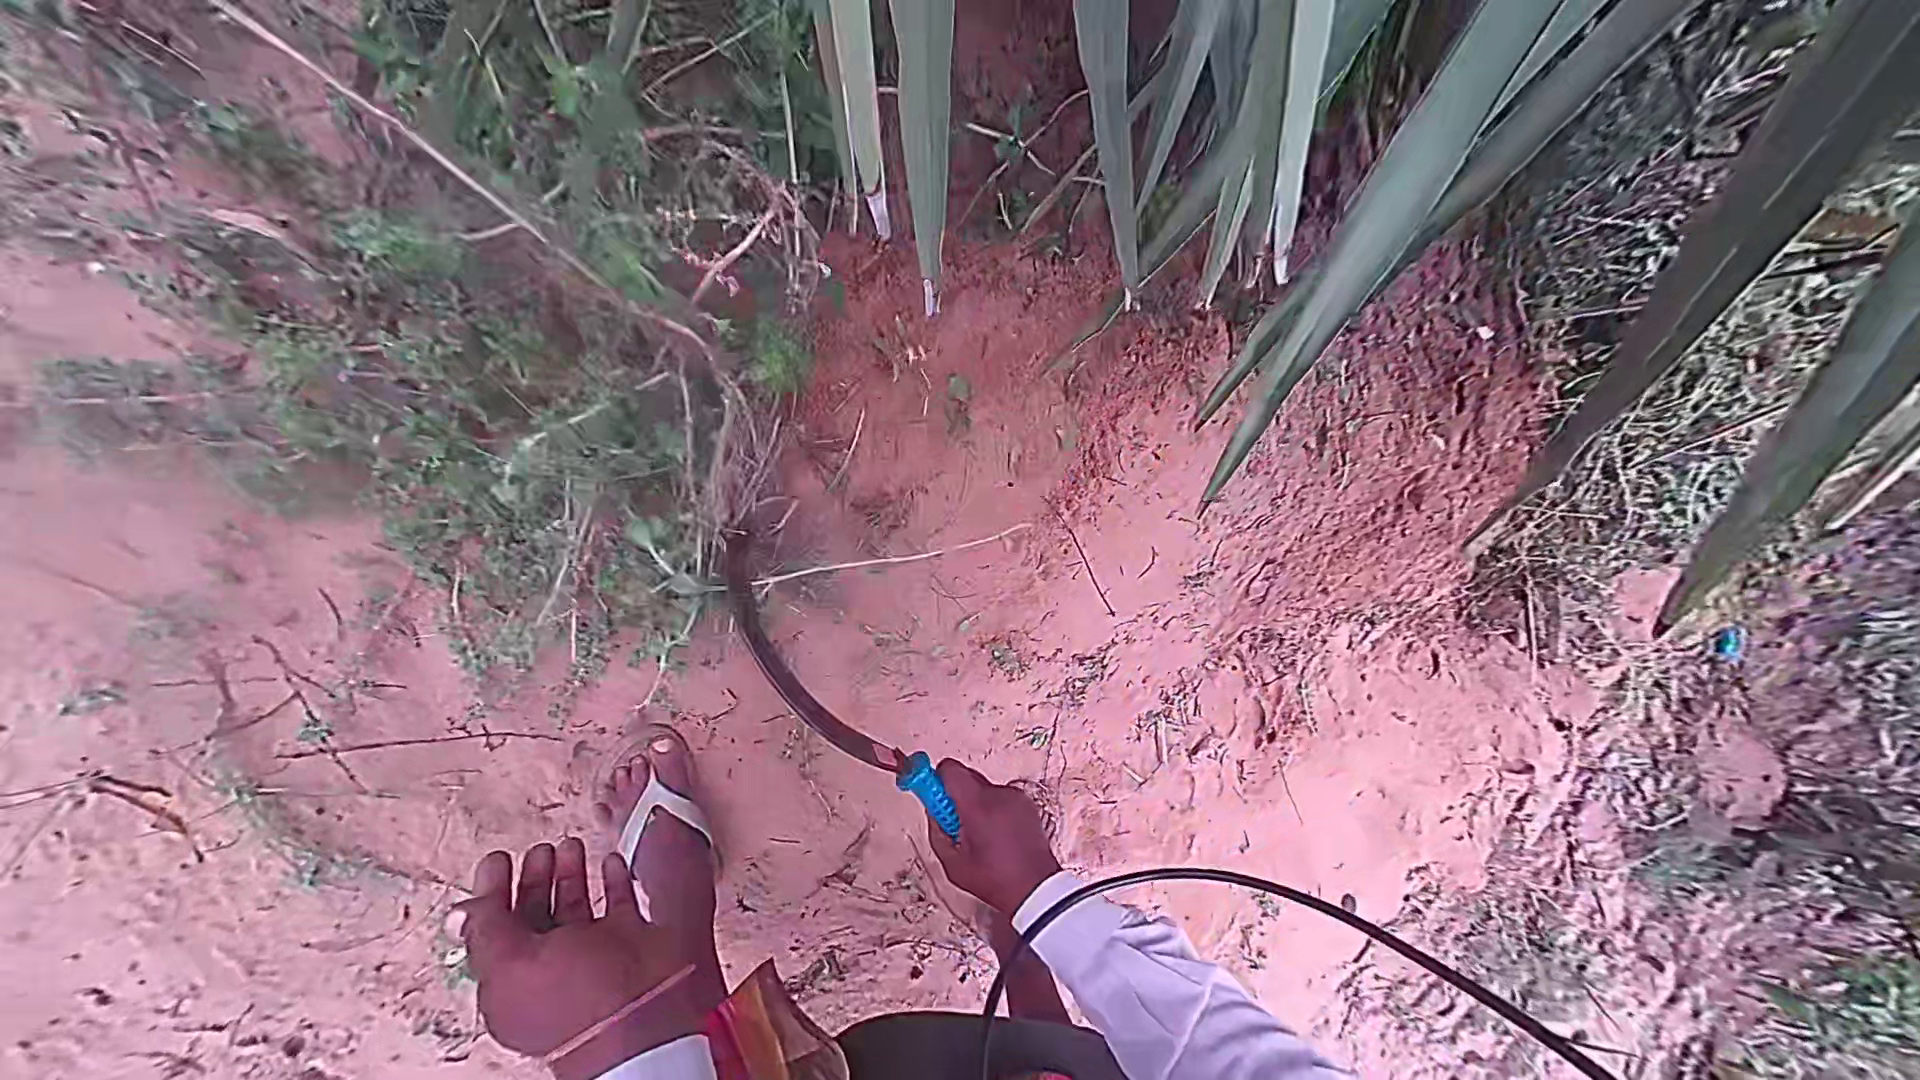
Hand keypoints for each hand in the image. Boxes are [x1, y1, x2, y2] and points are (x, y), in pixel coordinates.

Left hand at [450, 839, 709, 1079]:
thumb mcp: (514, 964)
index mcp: (514, 978)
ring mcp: (593, 949)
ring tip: (571, 846)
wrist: (643, 1005)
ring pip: (575, 903)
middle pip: (537, 913)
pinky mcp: (628, 935)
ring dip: (571, 872)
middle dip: (535, 878)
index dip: (493, 892)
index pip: (496, 928)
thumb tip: (464, 909)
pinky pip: (617, 899)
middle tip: (539, 850)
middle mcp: (552, 964)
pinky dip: (612, 877)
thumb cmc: (574, 997)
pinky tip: (608, 861)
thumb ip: (488, 932)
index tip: (498, 860)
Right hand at [924, 759, 1062, 914]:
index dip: (937, 778)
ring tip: (980, 834)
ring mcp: (1015, 796)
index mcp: (978, 806)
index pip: (950, 769)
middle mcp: (998, 794)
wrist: (1036, 889)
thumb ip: (937, 830)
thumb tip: (932, 808)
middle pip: (966, 775)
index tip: (933, 794)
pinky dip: (994, 808)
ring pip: (983, 787)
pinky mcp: (1026, 802)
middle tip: (954, 821)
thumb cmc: (995, 881)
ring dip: (976, 802)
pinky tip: (998, 835)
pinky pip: (1001, 796)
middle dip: (955, 793)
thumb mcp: (953, 864)